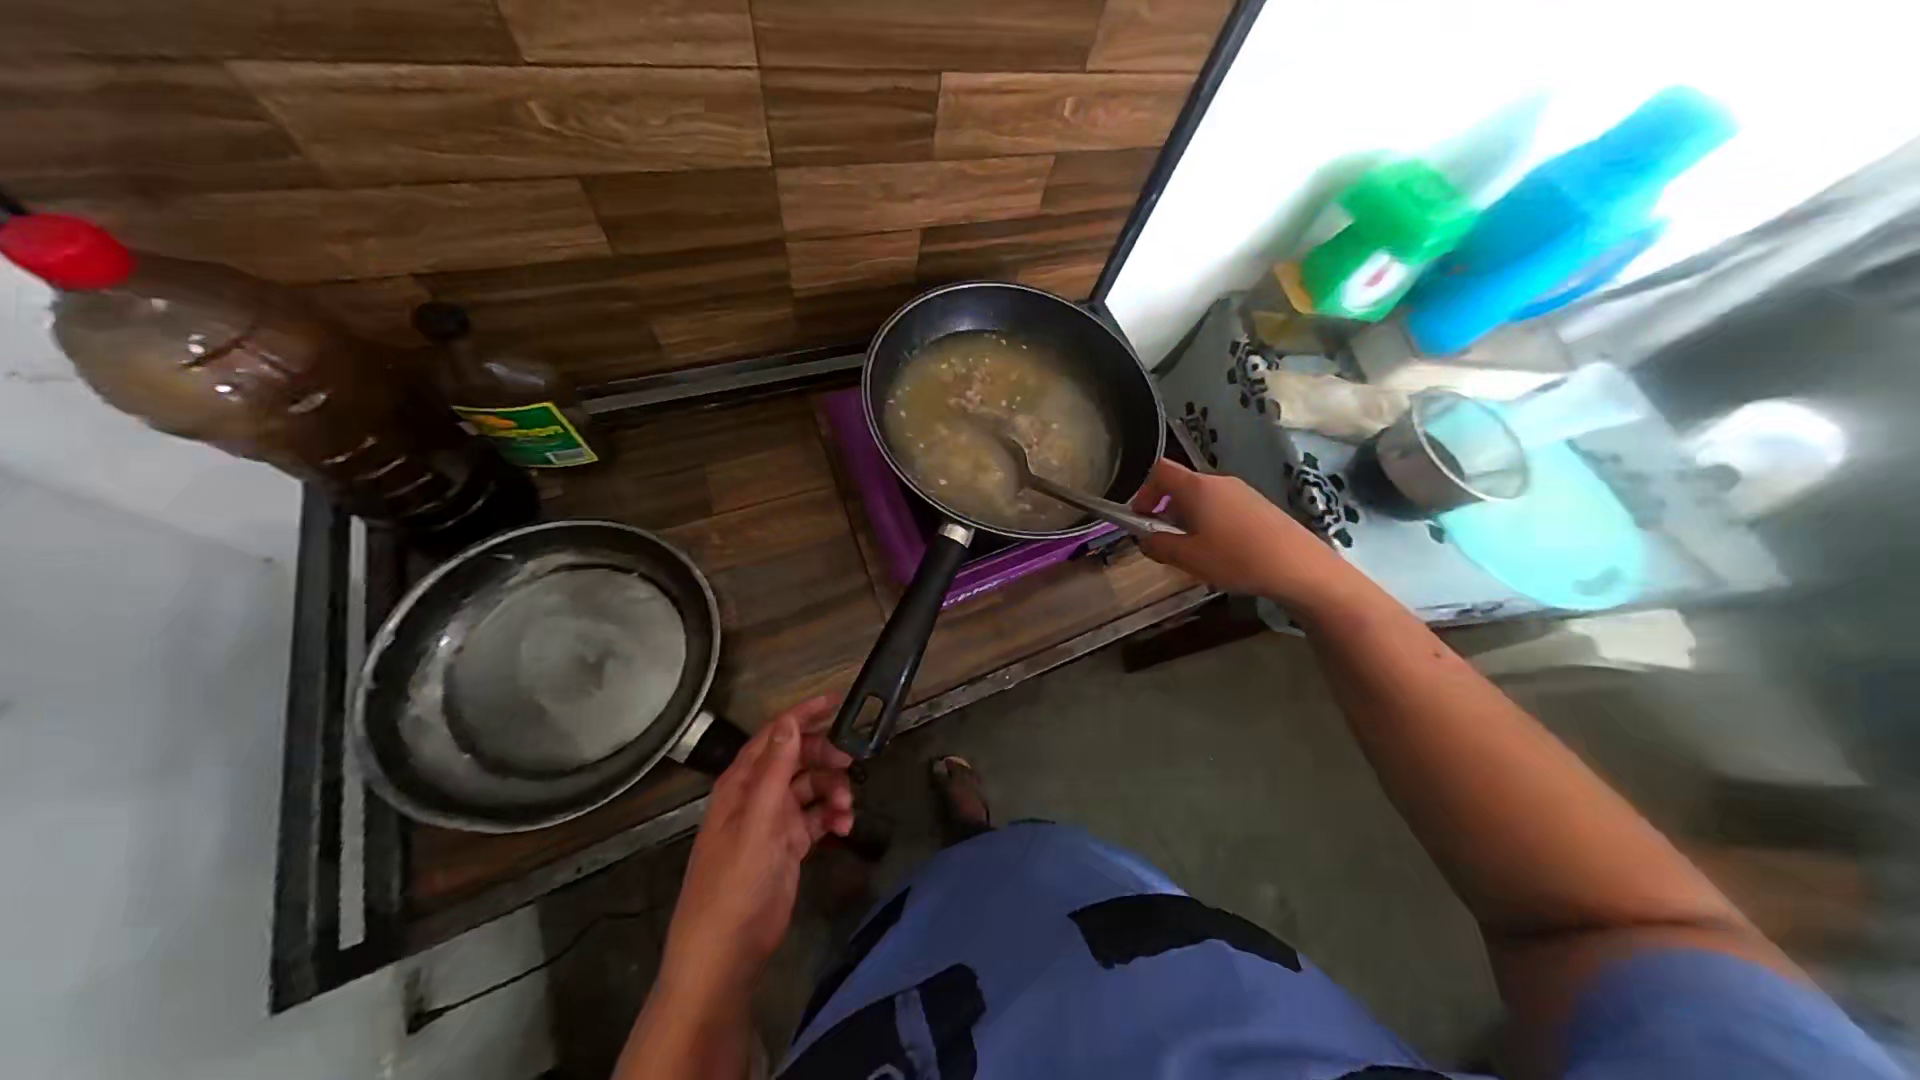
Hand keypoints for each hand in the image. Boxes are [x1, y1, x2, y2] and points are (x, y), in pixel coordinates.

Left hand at [659, 696, 854, 996]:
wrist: (725, 953)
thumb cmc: (734, 883)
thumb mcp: (756, 823)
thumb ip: (774, 771)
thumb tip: (789, 723)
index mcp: (742, 783)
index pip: (775, 735)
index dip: (804, 715)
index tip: (838, 701)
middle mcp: (757, 796)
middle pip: (798, 759)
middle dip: (826, 757)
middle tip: (852, 764)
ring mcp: (774, 821)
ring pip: (811, 788)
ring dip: (833, 792)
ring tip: (847, 812)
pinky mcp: (788, 846)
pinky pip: (816, 818)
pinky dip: (832, 817)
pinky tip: (844, 829)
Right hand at [1130, 459, 1354, 610]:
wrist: (1299, 566)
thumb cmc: (1236, 558)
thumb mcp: (1189, 557)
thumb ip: (1159, 545)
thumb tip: (1145, 539)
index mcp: (1197, 487)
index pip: (1160, 471)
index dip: (1143, 491)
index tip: (1140, 518)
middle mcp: (1218, 482)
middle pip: (1181, 485)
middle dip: (1165, 510)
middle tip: (1164, 541)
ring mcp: (1242, 492)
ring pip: (1202, 498)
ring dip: (1188, 519)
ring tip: (1192, 552)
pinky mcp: (1258, 506)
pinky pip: (1222, 507)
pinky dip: (1210, 523)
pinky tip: (1221, 552)